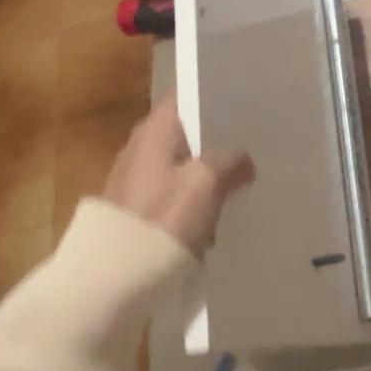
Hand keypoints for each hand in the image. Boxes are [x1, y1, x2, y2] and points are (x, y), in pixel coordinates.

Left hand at [104, 96, 254, 255]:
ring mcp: (136, 181)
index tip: (245, 101)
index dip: (214, 95)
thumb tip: (243, 160)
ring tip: (244, 177)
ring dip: (208, 172)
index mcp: (154, 130)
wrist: (116, 275)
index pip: (185, 96)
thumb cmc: (162, 217)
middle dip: (217, 139)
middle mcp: (140, 148)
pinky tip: (218, 210)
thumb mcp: (206, 183)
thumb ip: (230, 162)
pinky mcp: (137, 211)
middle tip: (253, 142)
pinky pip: (175, 194)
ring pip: (182, 165)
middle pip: (186, 133)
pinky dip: (195, 198)